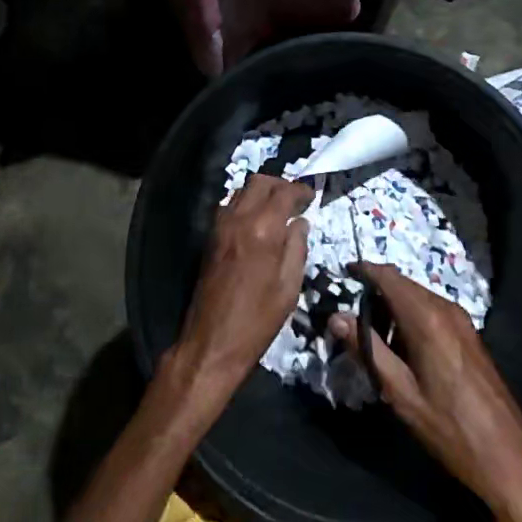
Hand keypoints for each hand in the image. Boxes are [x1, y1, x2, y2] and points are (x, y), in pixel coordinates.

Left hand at [169, 175, 312, 390]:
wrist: (212, 339)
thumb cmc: (258, 319)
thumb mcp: (289, 287)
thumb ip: (297, 248)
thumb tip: (300, 222)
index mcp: (262, 229)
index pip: (284, 192)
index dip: (300, 190)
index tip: (311, 195)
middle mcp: (238, 218)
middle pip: (259, 182)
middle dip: (279, 184)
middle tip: (294, 199)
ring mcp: (220, 225)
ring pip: (241, 190)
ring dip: (261, 192)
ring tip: (277, 208)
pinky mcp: (210, 235)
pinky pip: (230, 206)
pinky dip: (245, 204)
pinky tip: (257, 221)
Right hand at [331, 263, 521, 521]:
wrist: (507, 455)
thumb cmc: (448, 425)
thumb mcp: (400, 391)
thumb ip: (367, 349)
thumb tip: (336, 317)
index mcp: (426, 318)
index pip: (388, 277)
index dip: (364, 270)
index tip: (343, 274)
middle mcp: (445, 309)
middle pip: (403, 283)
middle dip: (376, 289)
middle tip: (351, 311)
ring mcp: (461, 320)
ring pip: (418, 295)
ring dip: (394, 303)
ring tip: (372, 331)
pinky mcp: (469, 334)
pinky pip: (432, 309)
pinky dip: (411, 314)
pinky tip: (402, 343)